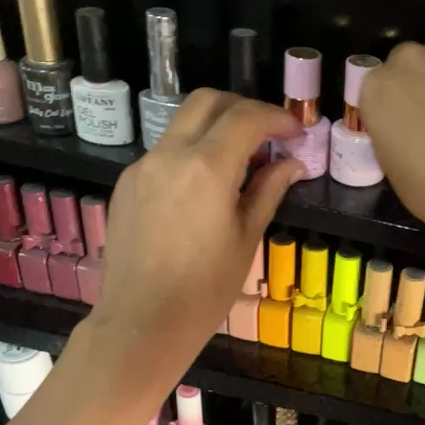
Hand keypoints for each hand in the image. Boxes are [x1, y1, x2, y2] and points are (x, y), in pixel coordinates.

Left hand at [74, 90, 303, 369]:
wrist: (142, 323)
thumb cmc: (205, 289)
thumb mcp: (246, 239)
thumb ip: (268, 192)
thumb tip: (292, 164)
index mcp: (206, 168)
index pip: (245, 118)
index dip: (277, 118)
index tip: (297, 132)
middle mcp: (169, 155)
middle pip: (207, 102)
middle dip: (243, 108)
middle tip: (269, 133)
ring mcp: (143, 167)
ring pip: (182, 124)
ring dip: (215, 128)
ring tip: (242, 161)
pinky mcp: (127, 184)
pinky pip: (165, 152)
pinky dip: (192, 152)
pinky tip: (207, 186)